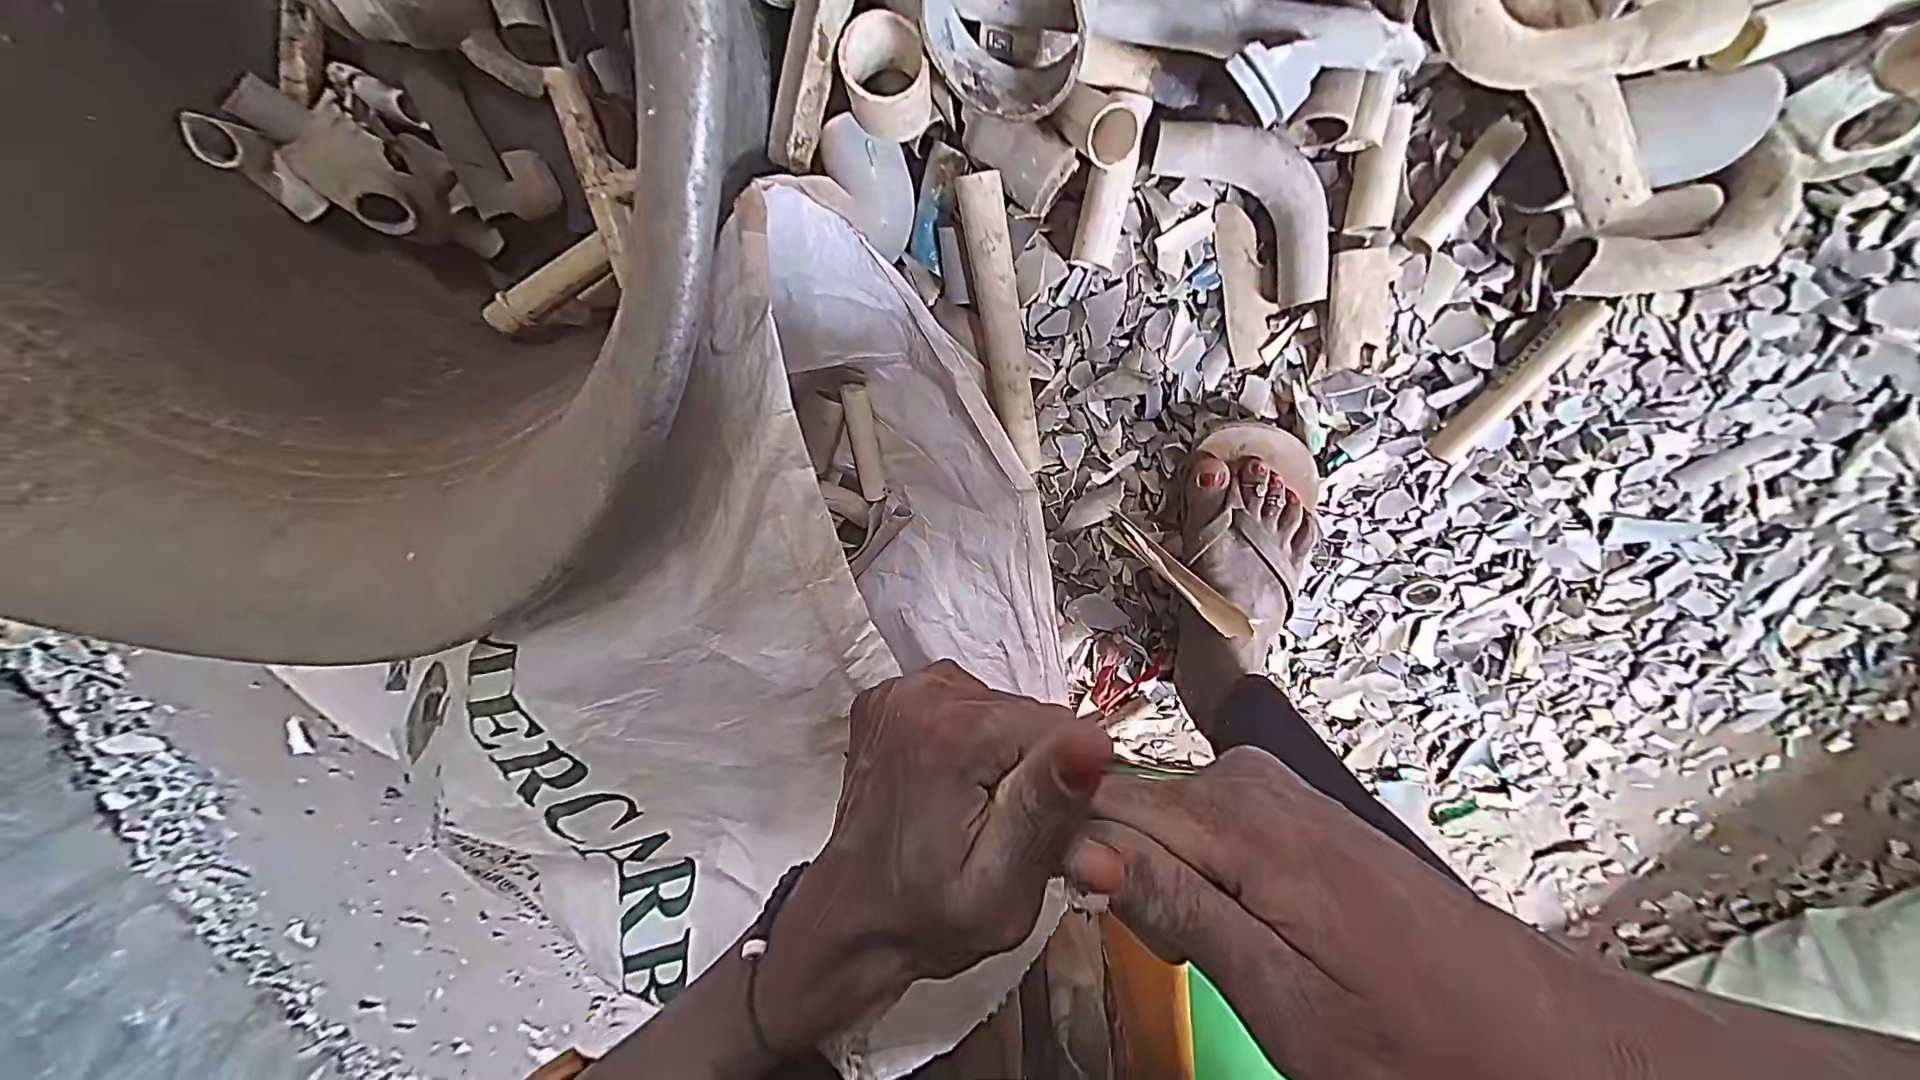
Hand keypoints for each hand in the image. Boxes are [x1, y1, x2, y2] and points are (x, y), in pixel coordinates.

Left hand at [753, 660, 1112, 1051]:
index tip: (1035, 824)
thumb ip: (1050, 806)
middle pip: (1027, 713)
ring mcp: (900, 691)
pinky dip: (968, 736)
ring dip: (1001, 750)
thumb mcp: (1004, 884)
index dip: (1060, 781)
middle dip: (1032, 764)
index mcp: (953, 732)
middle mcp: (923, 694)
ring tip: (974, 803)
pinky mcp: (890, 697)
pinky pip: (963, 699)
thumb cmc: (926, 914)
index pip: (1060, 727)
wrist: (852, 917)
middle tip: (1004, 822)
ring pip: (999, 704)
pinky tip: (949, 779)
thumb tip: (1095, 743)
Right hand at [1070, 746, 1595, 1079]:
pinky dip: (1189, 862)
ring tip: (1212, 939)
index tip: (1096, 913)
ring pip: (1155, 809)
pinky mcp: (1276, 798)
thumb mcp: (1282, 999)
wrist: (1538, 1032)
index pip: (1099, 800)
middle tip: (1176, 948)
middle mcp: (1243, 777)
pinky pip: (1193, 813)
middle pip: (1124, 801)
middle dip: (1123, 869)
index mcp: (1236, 817)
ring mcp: (1263, 782)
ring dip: (1156, 871)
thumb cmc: (1417, 1038)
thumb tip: (1080, 850)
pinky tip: (1230, 910)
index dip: (1078, 854)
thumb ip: (1174, 908)